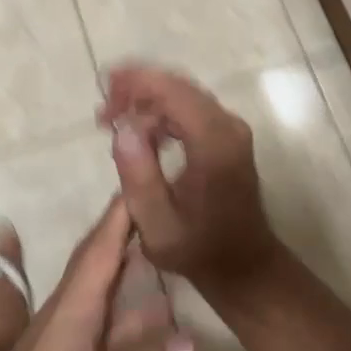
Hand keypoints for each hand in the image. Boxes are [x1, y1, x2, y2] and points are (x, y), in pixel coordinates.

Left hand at [0, 197, 197, 350]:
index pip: (97, 253)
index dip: (119, 216)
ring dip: (135, 287)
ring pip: (105, 309)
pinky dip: (130, 328)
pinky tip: (154, 328)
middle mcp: (63, 326)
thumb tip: (192, 342)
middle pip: (101, 274)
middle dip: (130, 243)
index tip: (142, 174)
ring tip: (172, 266)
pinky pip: (103, 340)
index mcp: (64, 318)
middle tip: (168, 214)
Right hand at [100, 66, 280, 285]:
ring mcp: (231, 129)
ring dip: (148, 100)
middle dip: (137, 89)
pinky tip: (141, 134)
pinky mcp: (228, 135)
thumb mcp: (158, 225)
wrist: (246, 268)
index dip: (136, 82)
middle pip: (177, 86)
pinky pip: (191, 108)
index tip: (105, 89)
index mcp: (213, 143)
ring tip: (115, 121)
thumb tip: (122, 128)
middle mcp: (227, 126)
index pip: (172, 92)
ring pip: (183, 94)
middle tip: (104, 112)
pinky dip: (162, 111)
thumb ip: (139, 175)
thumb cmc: (199, 250)